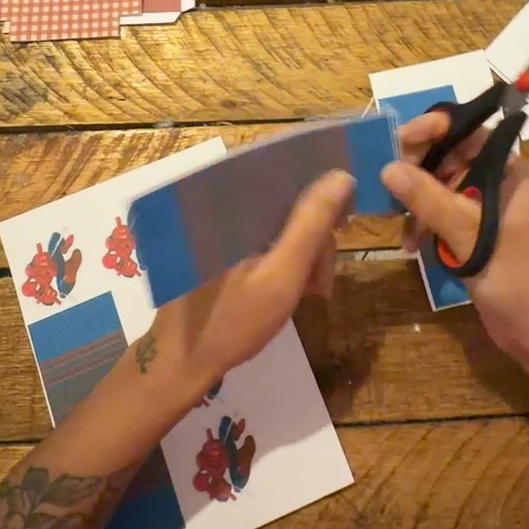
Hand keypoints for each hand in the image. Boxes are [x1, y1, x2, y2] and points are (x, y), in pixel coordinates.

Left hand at [137, 170, 351, 404]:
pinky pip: (264, 232)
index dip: (320, 185)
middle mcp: (221, 200)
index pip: (282, 166)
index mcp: (228, 199)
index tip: (346, 217)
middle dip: (314, 234)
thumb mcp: (282, 275)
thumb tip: (342, 175)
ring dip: (303, 250)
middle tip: (321, 281)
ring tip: (310, 290)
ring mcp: (220, 222)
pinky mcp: (222, 241)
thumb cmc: (231, 321)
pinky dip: (285, 254)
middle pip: (286, 197)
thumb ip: (311, 224)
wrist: (181, 363)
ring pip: (279, 218)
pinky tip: (295, 284)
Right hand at [380, 113, 528, 356]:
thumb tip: (389, 167)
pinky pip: (445, 214)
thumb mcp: (470, 236)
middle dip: (418, 171)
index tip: (399, 141)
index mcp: (511, 171)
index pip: (468, 132)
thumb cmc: (517, 279)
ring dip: (418, 202)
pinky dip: (427, 224)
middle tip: (391, 188)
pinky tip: (411, 244)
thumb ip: (428, 198)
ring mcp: (489, 209)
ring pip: (442, 187)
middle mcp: (500, 182)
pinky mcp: (478, 234)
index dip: (433, 129)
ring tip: (401, 225)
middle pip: (450, 158)